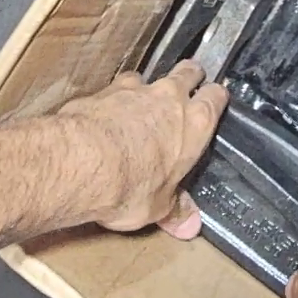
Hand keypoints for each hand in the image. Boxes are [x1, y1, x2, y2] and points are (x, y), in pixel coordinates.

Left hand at [51, 61, 227, 238]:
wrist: (80, 162)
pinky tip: (106, 116)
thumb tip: (189, 225)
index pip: (217, 96)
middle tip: (185, 91)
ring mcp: (137, 89)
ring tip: (139, 110)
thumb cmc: (129, 185)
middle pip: (189, 71)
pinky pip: (117, 88)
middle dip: (189, 77)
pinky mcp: (105, 90)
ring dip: (148, 91)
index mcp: (195, 123)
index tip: (211, 104)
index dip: (215, 99)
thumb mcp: (157, 207)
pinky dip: (115, 99)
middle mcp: (171, 97)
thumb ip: (175, 209)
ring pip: (151, 77)